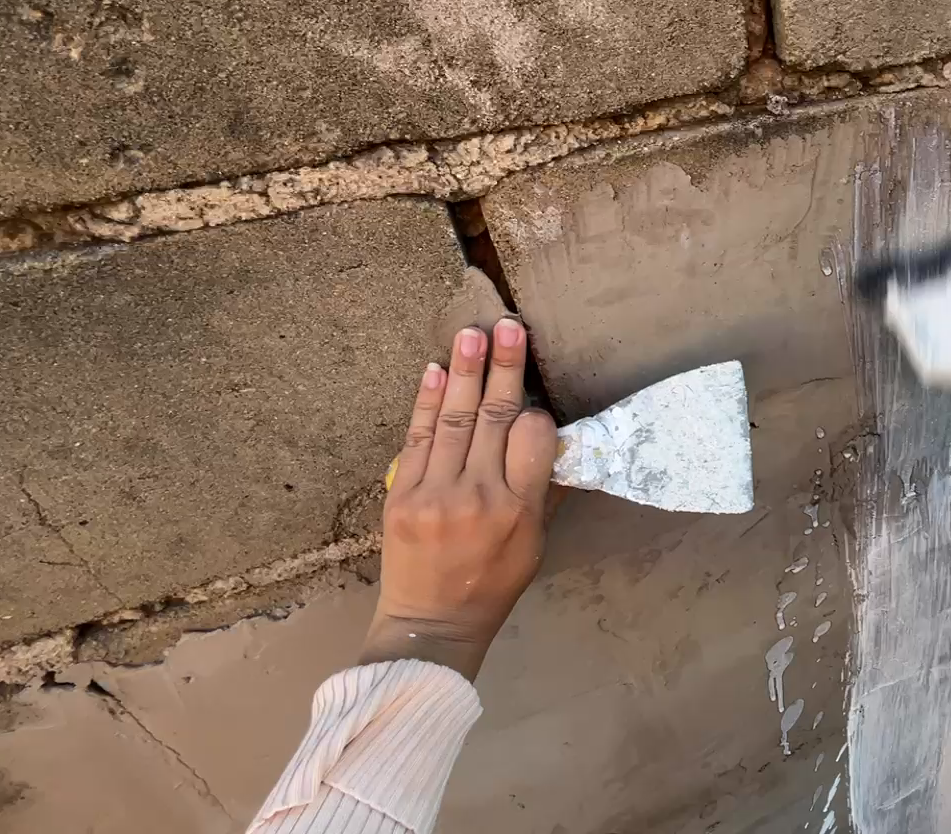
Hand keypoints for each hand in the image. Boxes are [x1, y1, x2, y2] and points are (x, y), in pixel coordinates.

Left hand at [359, 318, 557, 680]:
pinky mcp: (400, 494)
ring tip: (473, 334)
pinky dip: (428, 401)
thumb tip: (550, 438)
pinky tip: (437, 370)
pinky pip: (418, 438)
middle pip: (494, 418)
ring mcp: (434, 492)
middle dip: (503, 367)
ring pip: (456, 420)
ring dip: (466, 372)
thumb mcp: (536, 540)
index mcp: (519, 508)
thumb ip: (543, 487)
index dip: (535, 411)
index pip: (532, 437)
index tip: (535, 400)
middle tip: (508, 326)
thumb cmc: (495, 581)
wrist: (430, 624)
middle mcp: (478, 494)